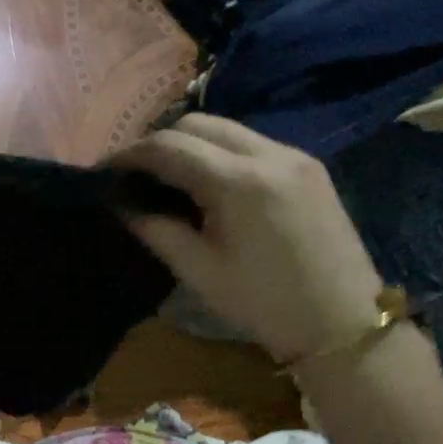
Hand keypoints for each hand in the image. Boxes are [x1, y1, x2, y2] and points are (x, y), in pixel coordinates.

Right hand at [111, 113, 384, 362]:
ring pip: (226, 128)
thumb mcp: (197, 270)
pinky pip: (249, 142)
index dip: (130, 154)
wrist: (339, 318)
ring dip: (187, 143)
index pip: (170, 146)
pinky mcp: (307, 166)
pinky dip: (216, 151)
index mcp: (239, 183)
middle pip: (198, 124)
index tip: (103, 171)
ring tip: (160, 175)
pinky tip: (201, 181)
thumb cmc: (260, 302)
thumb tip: (120, 204)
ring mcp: (293, 156)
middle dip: (157, 142)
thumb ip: (156, 229)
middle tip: (130, 173)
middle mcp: (269, 155)